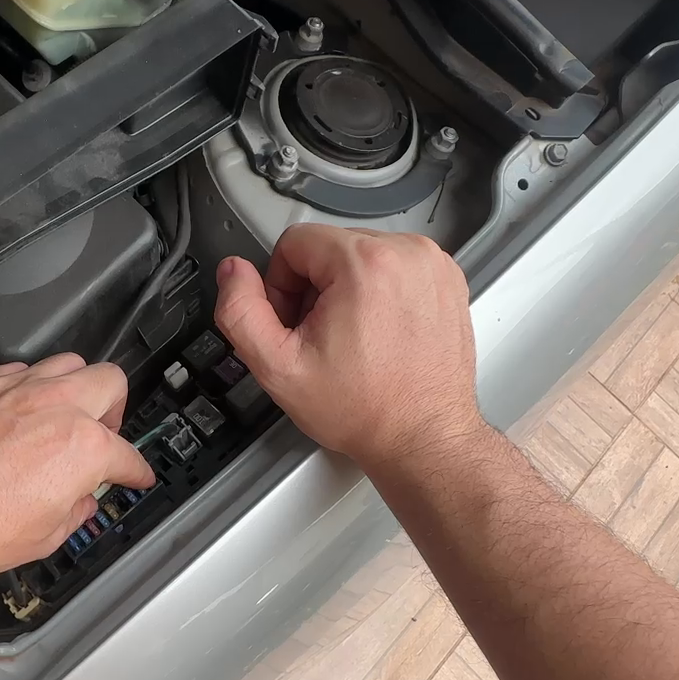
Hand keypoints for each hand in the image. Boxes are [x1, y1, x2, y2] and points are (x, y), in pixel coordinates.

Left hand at [0, 355, 155, 602]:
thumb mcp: (45, 537)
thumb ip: (75, 510)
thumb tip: (80, 501)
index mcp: (82, 445)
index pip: (127, 454)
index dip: (136, 471)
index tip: (135, 475)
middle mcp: (54, 405)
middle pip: (111, 382)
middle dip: (116, 411)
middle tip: (104, 437)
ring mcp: (15, 389)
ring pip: (67, 363)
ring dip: (77, 389)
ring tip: (66, 417)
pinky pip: (21, 371)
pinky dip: (32, 388)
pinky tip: (22, 413)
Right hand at [214, 224, 485, 469]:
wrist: (421, 437)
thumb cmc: (363, 409)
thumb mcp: (277, 367)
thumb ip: (240, 312)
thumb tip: (232, 272)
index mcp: (363, 264)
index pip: (294, 242)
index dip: (280, 285)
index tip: (294, 324)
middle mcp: (405, 253)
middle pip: (327, 246)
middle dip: (312, 289)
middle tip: (319, 338)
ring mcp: (432, 265)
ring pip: (359, 255)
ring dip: (345, 291)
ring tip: (350, 339)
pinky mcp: (446, 280)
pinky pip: (393, 268)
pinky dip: (378, 294)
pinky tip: (376, 334)